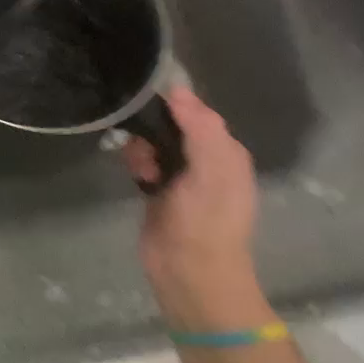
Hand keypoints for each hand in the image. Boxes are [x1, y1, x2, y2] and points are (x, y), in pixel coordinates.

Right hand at [123, 86, 268, 330]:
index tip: (150, 111)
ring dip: (142, 149)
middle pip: (171, 124)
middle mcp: (207, 160)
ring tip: (142, 172)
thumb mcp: (212, 170)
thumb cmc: (206, 221)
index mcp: (226, 152)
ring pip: (153, 142)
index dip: (173, 108)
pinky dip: (137, 164)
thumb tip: (177, 90)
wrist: (189, 272)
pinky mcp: (159, 191)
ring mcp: (181, 177)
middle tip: (147, 152)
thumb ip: (201, 128)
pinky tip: (138, 180)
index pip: (196, 111)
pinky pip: (143, 162)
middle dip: (152, 130)